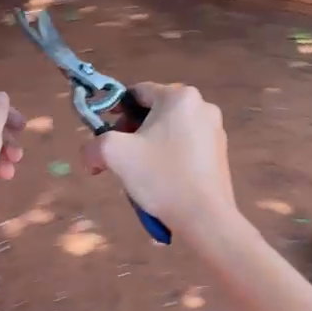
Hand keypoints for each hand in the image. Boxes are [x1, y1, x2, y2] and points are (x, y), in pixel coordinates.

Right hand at [83, 83, 237, 238]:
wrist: (204, 217)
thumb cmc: (161, 177)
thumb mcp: (115, 154)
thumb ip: (93, 147)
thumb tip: (91, 157)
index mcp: (179, 96)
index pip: (137, 92)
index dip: (116, 110)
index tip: (106, 133)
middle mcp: (202, 106)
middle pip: (155, 110)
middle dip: (134, 129)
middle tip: (122, 155)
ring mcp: (215, 130)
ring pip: (170, 130)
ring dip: (151, 144)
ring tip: (142, 171)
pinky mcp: (220, 153)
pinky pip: (187, 146)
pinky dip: (171, 156)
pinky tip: (163, 179)